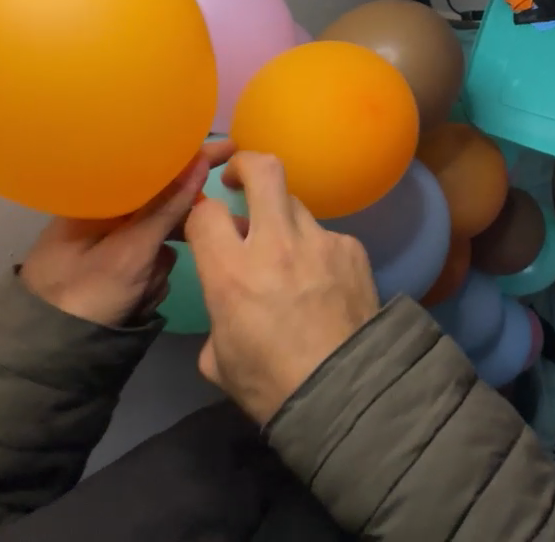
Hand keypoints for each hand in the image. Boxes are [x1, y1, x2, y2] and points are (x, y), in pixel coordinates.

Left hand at [18, 140, 236, 327]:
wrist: (45, 358)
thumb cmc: (83, 294)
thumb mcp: (132, 249)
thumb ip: (168, 206)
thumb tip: (200, 160)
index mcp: (98, 201)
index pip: (154, 167)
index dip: (192, 156)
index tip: (231, 147)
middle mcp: (105, 218)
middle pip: (162, 206)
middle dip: (178, 230)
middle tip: (208, 233)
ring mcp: (110, 246)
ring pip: (162, 238)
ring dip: (159, 265)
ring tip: (141, 290)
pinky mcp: (116, 270)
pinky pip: (152, 262)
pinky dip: (151, 280)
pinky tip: (138, 299)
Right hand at [185, 152, 379, 424]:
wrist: (345, 390)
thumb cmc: (271, 383)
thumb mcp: (218, 357)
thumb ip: (218, 311)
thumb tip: (230, 294)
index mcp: (232, 273)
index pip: (207, 212)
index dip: (201, 213)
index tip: (205, 221)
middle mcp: (277, 244)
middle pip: (265, 171)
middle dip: (247, 164)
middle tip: (240, 178)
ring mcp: (321, 241)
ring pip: (297, 205)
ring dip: (283, 220)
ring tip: (287, 255)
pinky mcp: (353, 248)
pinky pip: (326, 236)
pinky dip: (317, 250)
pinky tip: (322, 283)